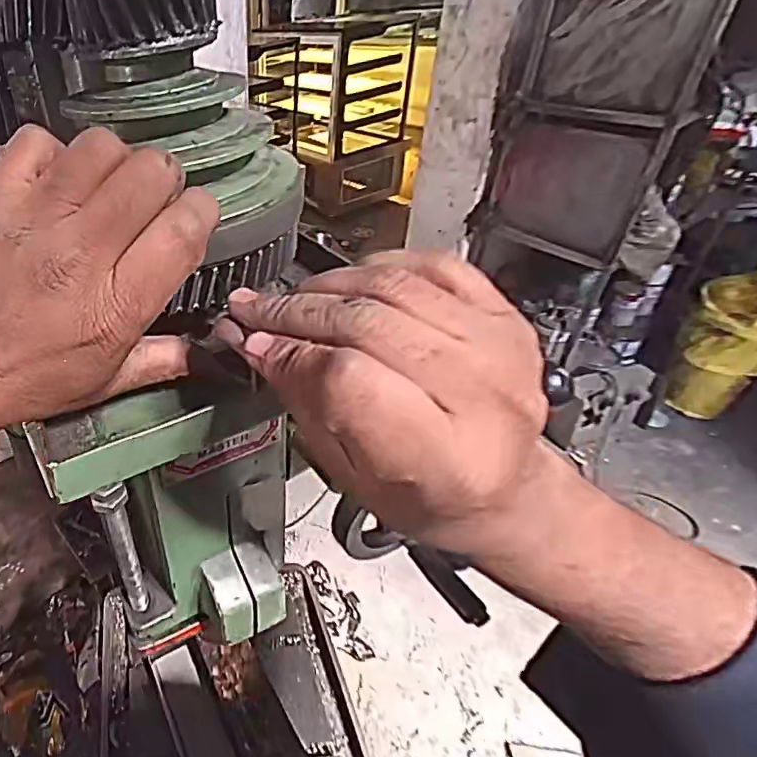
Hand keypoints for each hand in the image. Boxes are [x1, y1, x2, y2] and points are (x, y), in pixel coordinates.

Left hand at [0, 125, 219, 437]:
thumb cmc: (22, 379)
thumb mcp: (103, 382)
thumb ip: (159, 359)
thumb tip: (198, 349)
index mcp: (116, 303)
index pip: (185, 226)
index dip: (201, 211)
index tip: (190, 218)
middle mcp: (80, 253)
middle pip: (152, 171)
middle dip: (163, 180)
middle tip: (147, 201)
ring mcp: (34, 220)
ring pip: (100, 147)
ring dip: (113, 161)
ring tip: (102, 187)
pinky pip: (35, 141)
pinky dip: (51, 152)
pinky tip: (53, 182)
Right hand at [217, 251, 551, 557]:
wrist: (499, 487)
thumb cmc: (425, 492)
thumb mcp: (345, 468)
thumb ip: (301, 399)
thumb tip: (257, 343)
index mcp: (441, 458)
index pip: (347, 377)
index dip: (290, 353)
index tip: (254, 344)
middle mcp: (481, 396)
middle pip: (365, 322)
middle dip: (294, 313)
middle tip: (254, 312)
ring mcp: (497, 348)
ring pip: (389, 285)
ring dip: (324, 286)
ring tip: (292, 299)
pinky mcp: (502, 316)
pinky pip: (428, 265)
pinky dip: (375, 268)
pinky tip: (349, 284)